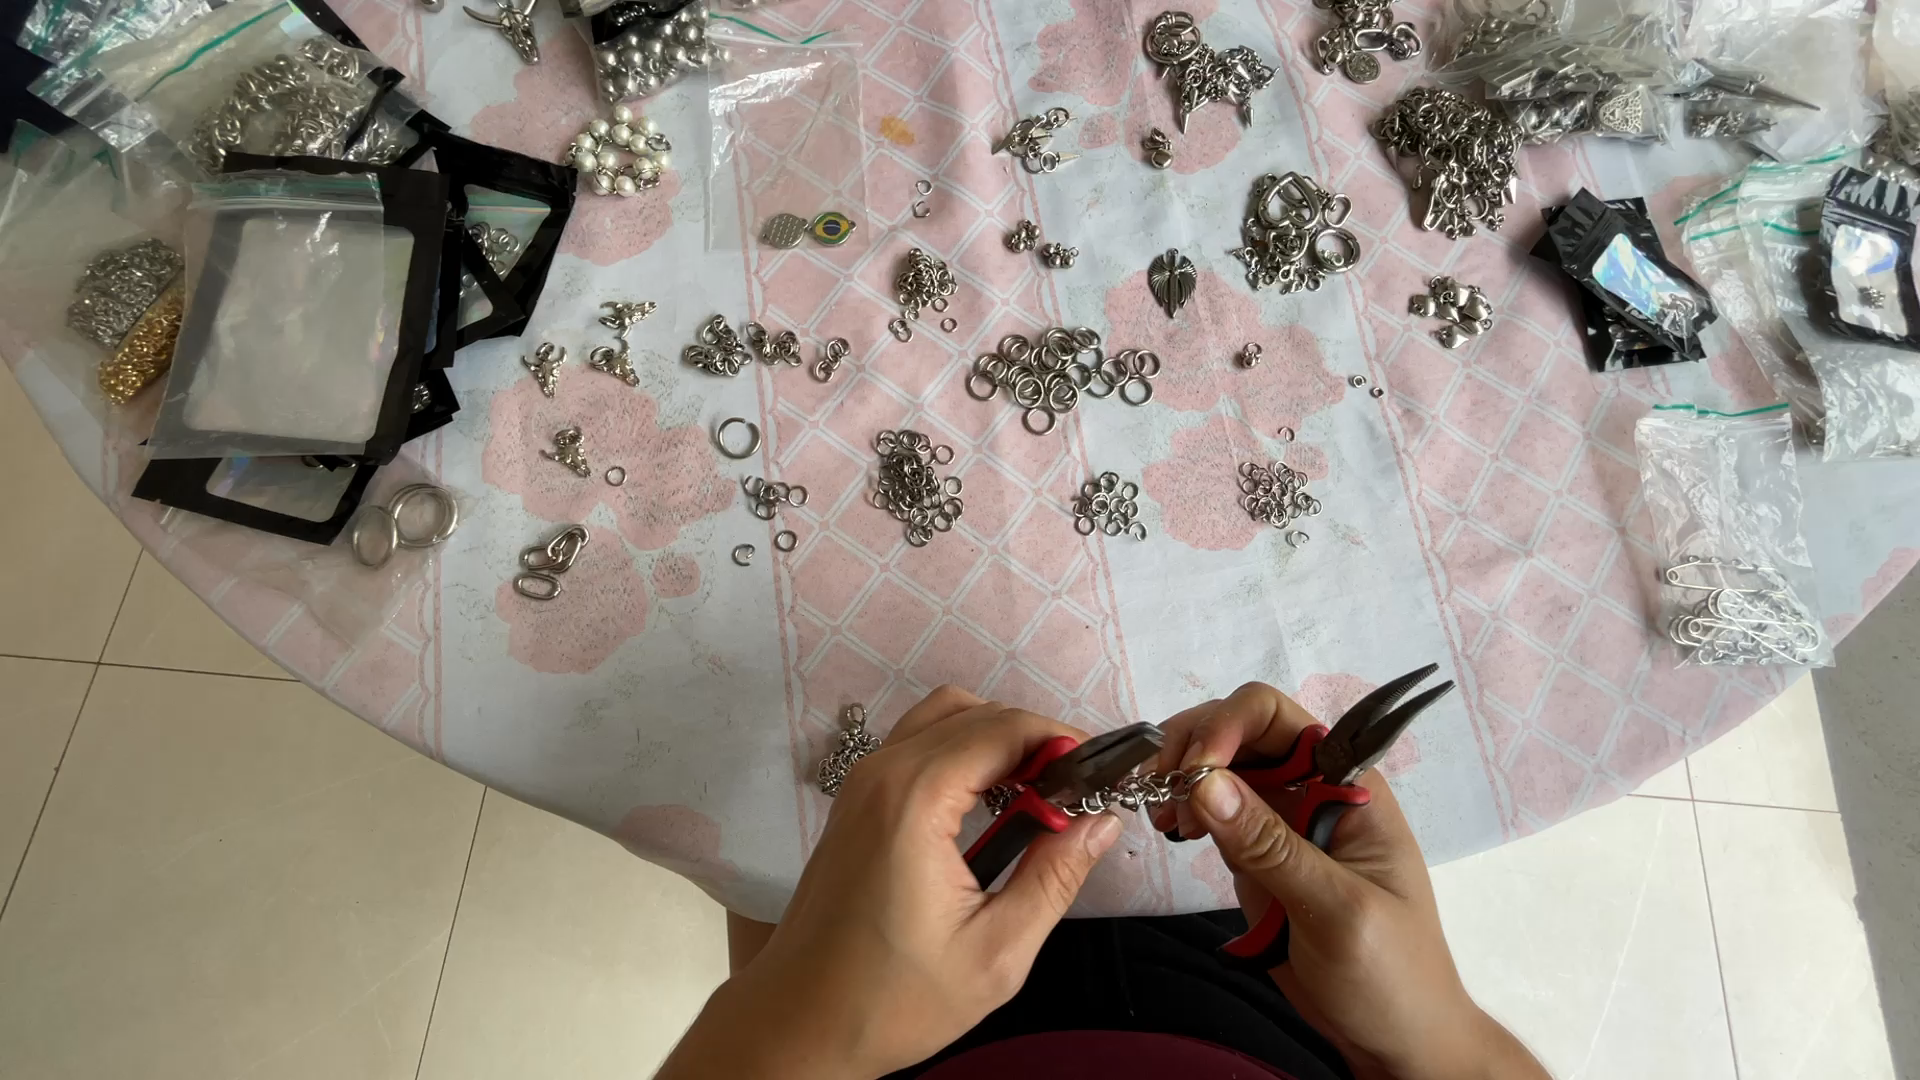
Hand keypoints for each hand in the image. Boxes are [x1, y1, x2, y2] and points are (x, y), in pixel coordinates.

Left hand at [658, 686, 1122, 1079]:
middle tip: (1074, 788)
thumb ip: (1054, 877)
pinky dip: (963, 745)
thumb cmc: (894, 997)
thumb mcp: (995, 953)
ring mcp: (865, 775)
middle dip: (1034, 738)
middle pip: (978, 714)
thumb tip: (1102, 821)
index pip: (1004, 729)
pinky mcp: (858, 791)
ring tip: (1035, 788)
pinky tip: (987, 796)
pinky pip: (920, 737)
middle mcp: (886, 767)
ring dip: (997, 735)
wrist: (798, 1020)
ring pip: (945, 713)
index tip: (1099, 773)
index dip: (1060, 741)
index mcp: (916, 797)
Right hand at [1153, 683, 1546, 1079]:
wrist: (1394, 1038)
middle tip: (1159, 790)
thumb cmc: (1391, 974)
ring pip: (1213, 759)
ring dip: (1175, 771)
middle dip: (1189, 745)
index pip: (1274, 716)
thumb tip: (1202, 781)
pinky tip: (1168, 826)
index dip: (1227, 726)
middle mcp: (1306, 781)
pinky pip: (1205, 801)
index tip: (1192, 771)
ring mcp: (1276, 811)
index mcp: (1343, 779)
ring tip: (1159, 813)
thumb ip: (1271, 845)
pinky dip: (1177, 802)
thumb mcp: (1337, 910)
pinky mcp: (1250, 842)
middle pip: (1234, 727)